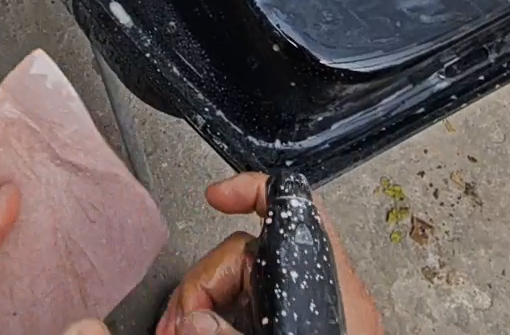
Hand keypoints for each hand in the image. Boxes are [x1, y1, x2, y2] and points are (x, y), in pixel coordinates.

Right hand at [156, 172, 385, 334]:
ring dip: (201, 308)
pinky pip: (246, 313)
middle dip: (204, 283)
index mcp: (331, 288)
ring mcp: (305, 318)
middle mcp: (320, 295)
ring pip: (239, 286)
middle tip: (180, 325)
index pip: (293, 206)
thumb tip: (191, 323)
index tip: (216, 198)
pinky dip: (217, 323)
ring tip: (178, 334)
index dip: (250, 189)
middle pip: (247, 252)